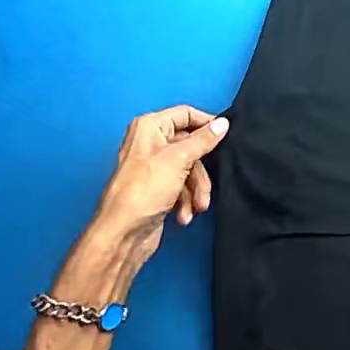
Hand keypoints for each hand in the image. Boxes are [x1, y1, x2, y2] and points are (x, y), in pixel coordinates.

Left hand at [90, 105, 228, 263]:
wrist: (123, 235)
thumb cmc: (143, 191)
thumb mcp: (179, 159)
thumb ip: (203, 140)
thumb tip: (223, 123)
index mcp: (150, 127)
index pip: (185, 114)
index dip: (206, 124)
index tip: (225, 136)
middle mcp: (151, 142)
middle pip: (190, 145)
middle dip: (200, 171)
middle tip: (205, 185)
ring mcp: (154, 166)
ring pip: (189, 169)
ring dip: (195, 190)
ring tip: (197, 207)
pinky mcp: (158, 188)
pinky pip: (182, 186)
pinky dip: (186, 200)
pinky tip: (183, 215)